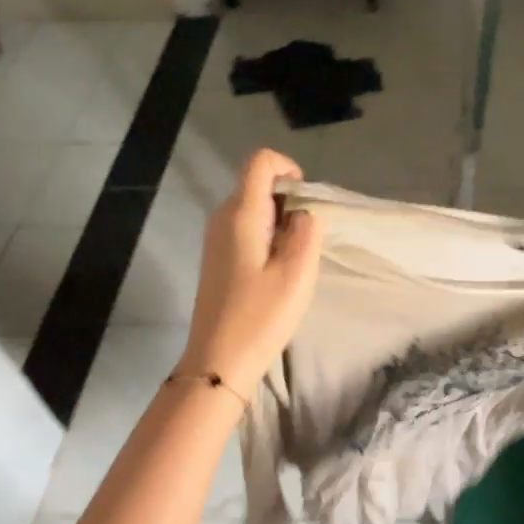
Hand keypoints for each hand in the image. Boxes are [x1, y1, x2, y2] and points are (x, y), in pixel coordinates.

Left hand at [177, 150, 325, 393]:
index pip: (261, 161)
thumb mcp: (297, 272)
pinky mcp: (216, 257)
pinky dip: (266, 237)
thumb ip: (307, 230)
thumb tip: (304, 212)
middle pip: (257, 183)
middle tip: (304, 240)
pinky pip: (245, 228)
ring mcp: (215, 237)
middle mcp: (222, 217)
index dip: (288, 168)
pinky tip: (275, 272)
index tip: (306, 202)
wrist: (218, 362)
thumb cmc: (260, 316)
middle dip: (288, 200)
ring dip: (280, 222)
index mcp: (241, 213)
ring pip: (253, 207)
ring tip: (292, 260)